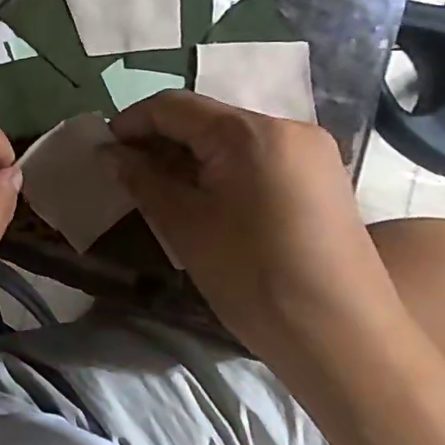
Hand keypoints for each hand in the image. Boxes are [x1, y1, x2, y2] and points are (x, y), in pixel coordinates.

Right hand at [106, 91, 398, 365]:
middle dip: (158, 140)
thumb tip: (108, 152)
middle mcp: (286, 128)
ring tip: (159, 190)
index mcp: (250, 133)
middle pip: (203, 118)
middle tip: (126, 174)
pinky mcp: (321, 178)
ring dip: (186, 156)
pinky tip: (201, 200)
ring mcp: (311, 153)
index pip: (172, 107)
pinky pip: (254, 157)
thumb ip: (140, 177)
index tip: (101, 153)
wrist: (343, 338)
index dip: (129, 124)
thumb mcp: (182, 223)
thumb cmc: (251, 274)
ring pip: (228, 138)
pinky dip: (218, 169)